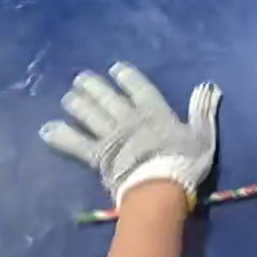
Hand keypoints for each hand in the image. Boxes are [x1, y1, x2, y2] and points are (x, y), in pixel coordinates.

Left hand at [40, 64, 219, 204]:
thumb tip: (209, 87)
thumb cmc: (187, 162)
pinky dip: (60, 135)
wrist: (162, 187)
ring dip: (77, 104)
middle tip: (82, 79)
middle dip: (93, 87)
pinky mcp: (97, 156)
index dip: (126, 77)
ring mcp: (111, 136)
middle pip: (107, 97)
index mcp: (155, 112)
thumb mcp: (203, 135)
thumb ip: (203, 110)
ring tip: (69, 98)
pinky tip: (47, 129)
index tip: (116, 69)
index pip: (139, 87)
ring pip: (89, 114)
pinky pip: (74, 142)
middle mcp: (129, 118)